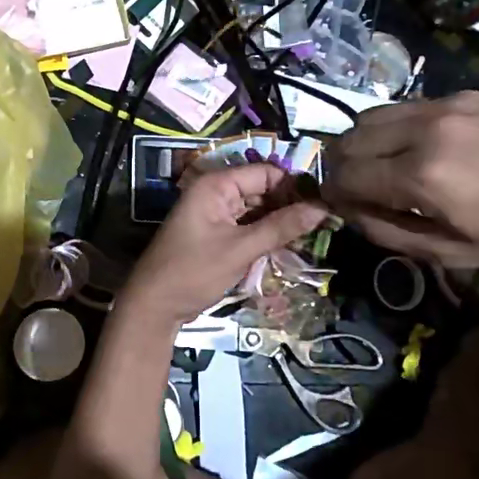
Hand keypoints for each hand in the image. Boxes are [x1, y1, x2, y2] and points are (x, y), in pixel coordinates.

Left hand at [123, 163, 330, 324]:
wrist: (155, 306)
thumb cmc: (194, 271)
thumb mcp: (241, 249)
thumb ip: (281, 227)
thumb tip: (321, 208)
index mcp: (216, 185)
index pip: (266, 172)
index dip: (294, 185)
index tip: (324, 203)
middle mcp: (216, 193)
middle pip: (263, 190)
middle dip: (290, 205)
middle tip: (323, 222)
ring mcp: (215, 214)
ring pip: (258, 210)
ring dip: (280, 222)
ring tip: (313, 235)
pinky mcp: (217, 234)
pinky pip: (248, 226)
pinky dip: (266, 234)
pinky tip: (289, 246)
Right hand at [324, 91, 478, 267]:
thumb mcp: (455, 253)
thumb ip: (390, 233)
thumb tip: (349, 212)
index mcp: (423, 176)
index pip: (344, 175)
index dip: (333, 194)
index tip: (341, 207)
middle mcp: (424, 130)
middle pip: (348, 138)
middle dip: (340, 167)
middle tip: (356, 189)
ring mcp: (444, 105)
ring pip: (371, 116)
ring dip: (362, 143)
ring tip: (382, 167)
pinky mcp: (463, 94)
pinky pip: (405, 107)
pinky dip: (394, 128)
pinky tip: (419, 149)